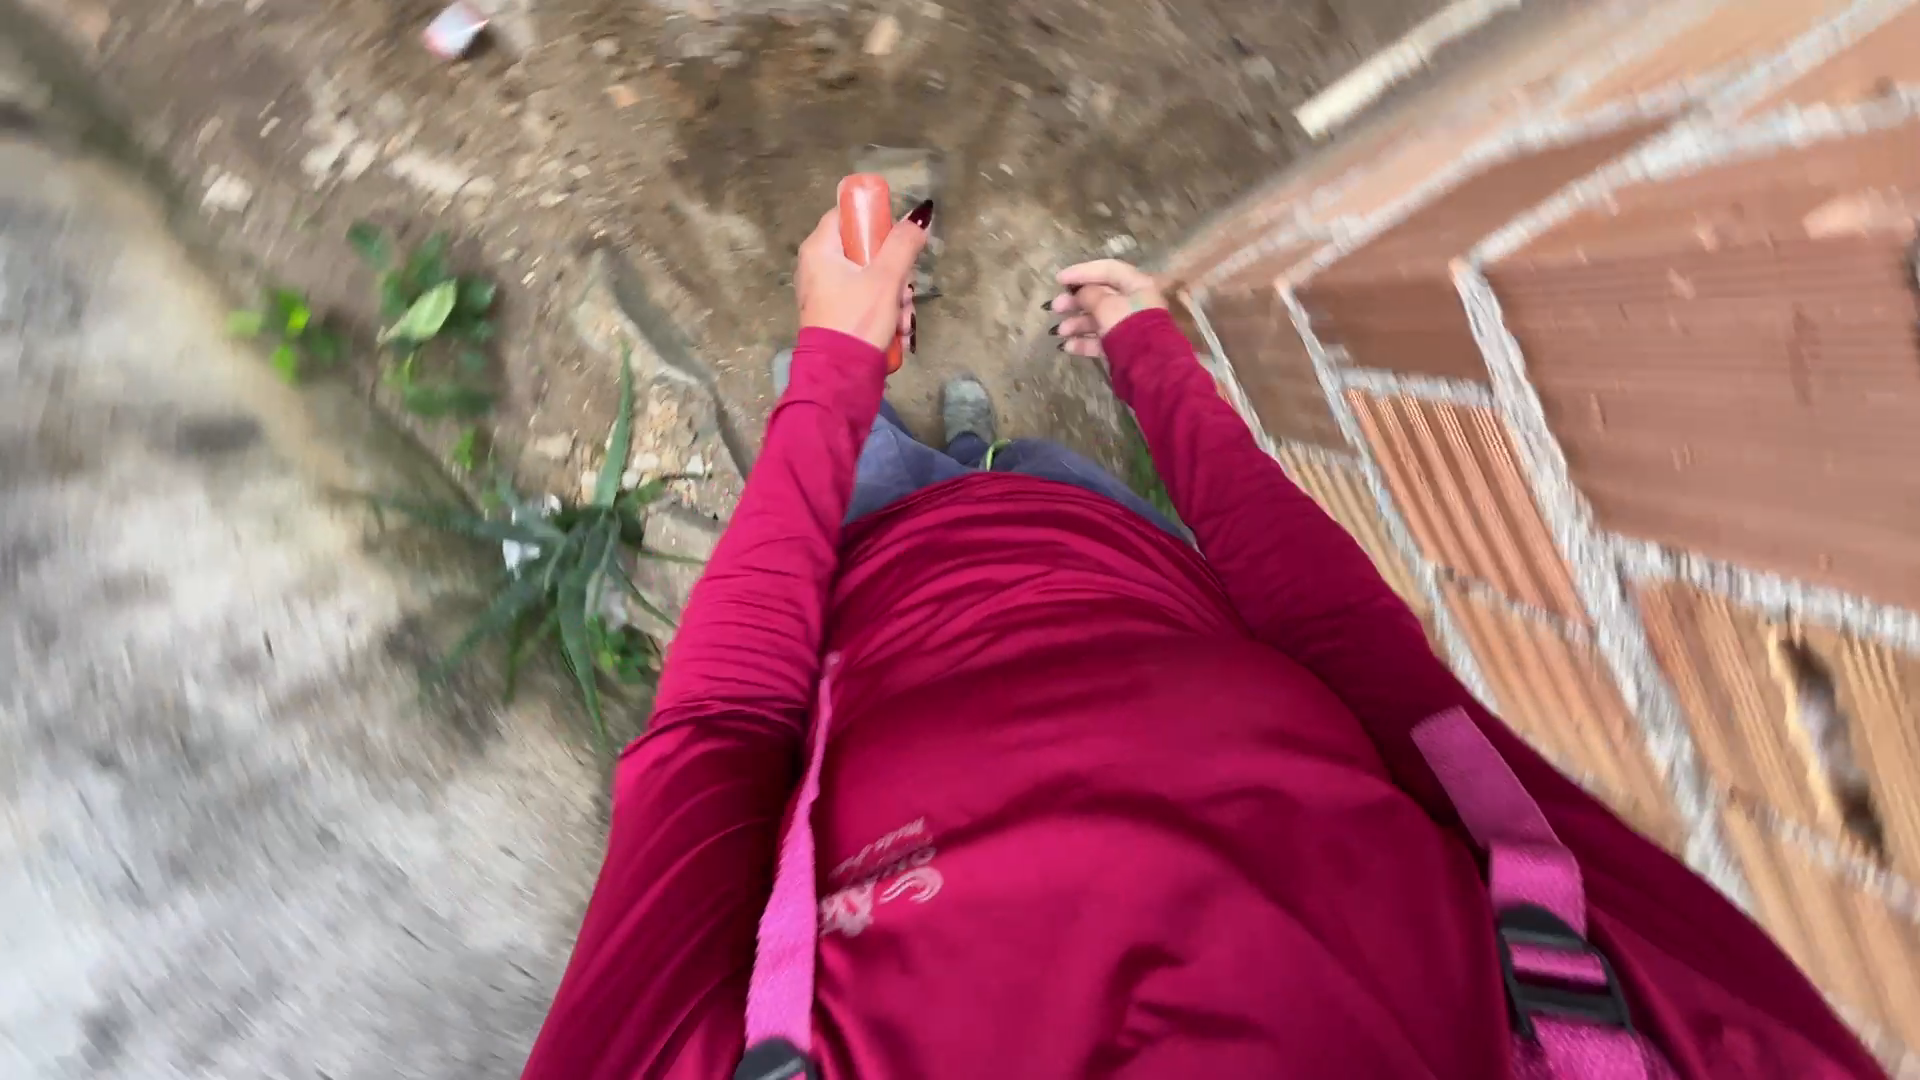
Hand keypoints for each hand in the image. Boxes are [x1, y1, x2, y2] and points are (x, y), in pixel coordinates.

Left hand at [795, 200, 932, 350]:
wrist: (841, 376)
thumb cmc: (858, 319)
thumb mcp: (886, 278)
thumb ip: (904, 244)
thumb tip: (921, 215)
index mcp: (819, 250)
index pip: (846, 214)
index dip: (875, 220)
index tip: (897, 238)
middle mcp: (817, 268)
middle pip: (864, 252)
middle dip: (894, 274)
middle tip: (904, 291)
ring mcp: (825, 295)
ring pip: (870, 281)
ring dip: (894, 299)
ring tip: (901, 321)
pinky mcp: (835, 318)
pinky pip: (865, 304)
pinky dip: (883, 315)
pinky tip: (895, 332)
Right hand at [1044, 259, 1167, 358]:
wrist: (1145, 365)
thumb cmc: (1127, 325)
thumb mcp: (1105, 304)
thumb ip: (1089, 294)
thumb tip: (1080, 293)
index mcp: (1136, 285)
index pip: (1107, 270)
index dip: (1081, 272)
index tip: (1059, 280)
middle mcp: (1133, 303)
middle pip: (1099, 296)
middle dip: (1074, 302)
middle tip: (1054, 307)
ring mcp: (1128, 326)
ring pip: (1097, 320)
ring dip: (1076, 324)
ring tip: (1059, 331)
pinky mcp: (1122, 347)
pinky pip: (1100, 340)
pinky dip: (1084, 342)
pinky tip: (1067, 346)